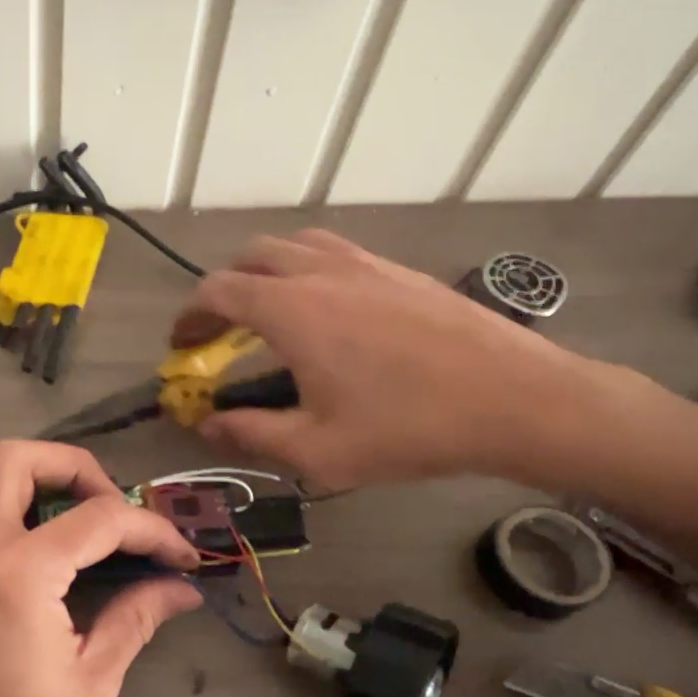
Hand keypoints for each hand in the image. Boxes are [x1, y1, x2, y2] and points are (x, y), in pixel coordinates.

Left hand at [0, 441, 203, 696]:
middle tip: (113, 510)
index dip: (151, 530)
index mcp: (22, 573)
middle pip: (21, 459)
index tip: (181, 556)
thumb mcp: (95, 677)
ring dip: (24, 471)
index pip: (100, 519)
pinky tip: (0, 515)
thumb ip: (138, 617)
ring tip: (63, 507)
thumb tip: (183, 587)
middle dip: (78, 469)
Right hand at [172, 229, 606, 489]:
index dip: (190, 317)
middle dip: (223, 288)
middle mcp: (322, 272)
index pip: (218, 292)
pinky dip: (308, 270)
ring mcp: (366, 264)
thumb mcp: (317, 450)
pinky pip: (336, 253)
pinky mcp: (401, 271)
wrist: (516, 400)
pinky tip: (326, 311)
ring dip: (266, 272)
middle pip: (252, 257)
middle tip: (219, 330)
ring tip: (266, 312)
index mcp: (292, 310)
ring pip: (296, 246)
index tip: (181, 345)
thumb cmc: (408, 428)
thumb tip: (208, 425)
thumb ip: (252, 434)